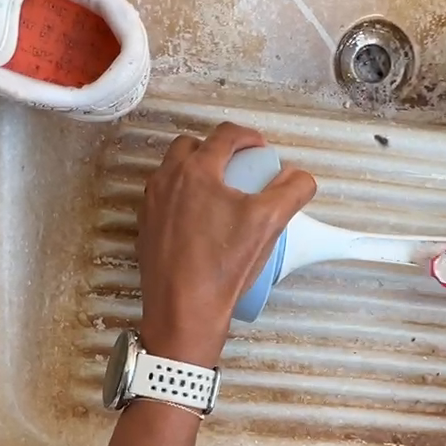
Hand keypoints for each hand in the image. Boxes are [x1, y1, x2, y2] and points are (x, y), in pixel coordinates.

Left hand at [136, 123, 315, 365]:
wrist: (184, 310)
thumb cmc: (223, 267)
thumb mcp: (270, 224)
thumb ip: (291, 192)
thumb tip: (300, 178)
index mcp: (197, 171)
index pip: (225, 135)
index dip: (248, 137)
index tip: (260, 148)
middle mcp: (167, 181)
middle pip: (192, 147)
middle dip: (217, 150)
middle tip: (239, 168)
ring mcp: (152, 205)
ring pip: (173, 172)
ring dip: (197, 172)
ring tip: (221, 194)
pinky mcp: (146, 228)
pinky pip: (164, 200)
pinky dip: (183, 198)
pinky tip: (202, 221)